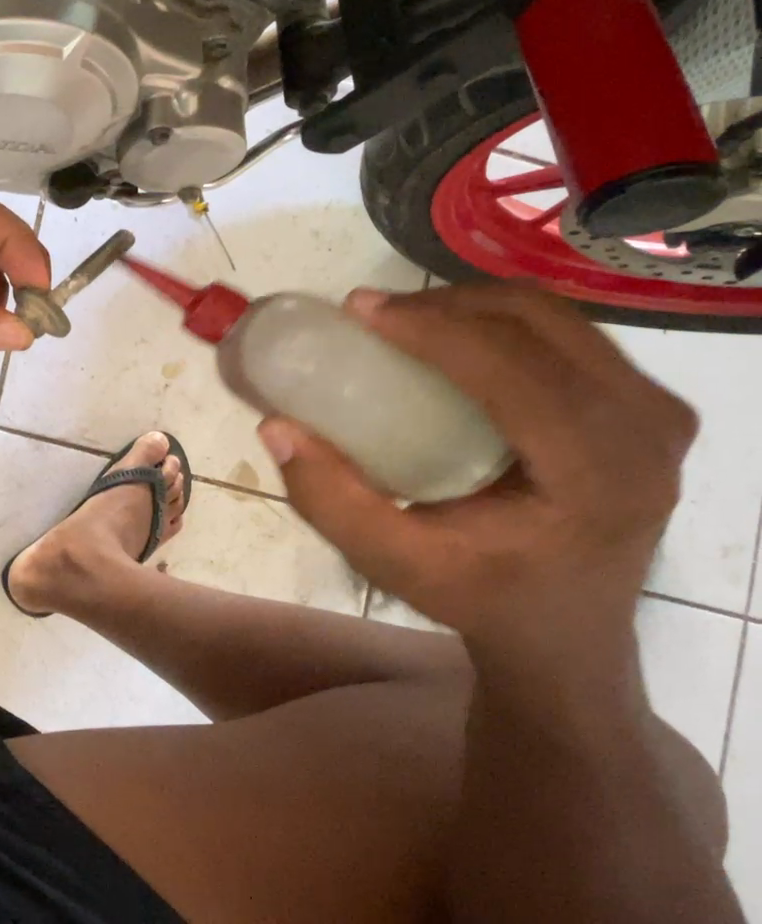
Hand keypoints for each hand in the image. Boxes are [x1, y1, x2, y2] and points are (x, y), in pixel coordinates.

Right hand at [259, 284, 695, 667]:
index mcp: (596, 475)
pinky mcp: (644, 403)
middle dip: (446, 305)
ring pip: (557, 319)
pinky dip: (498, 321)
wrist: (565, 628)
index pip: (516, 371)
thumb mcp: (392, 562)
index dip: (435, 328)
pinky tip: (447, 337)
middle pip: (541, 325)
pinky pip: (566, 333)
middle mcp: (645, 430)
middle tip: (372, 314)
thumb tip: (275, 425)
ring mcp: (656, 412)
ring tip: (401, 323)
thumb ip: (331, 500)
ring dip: (470, 307)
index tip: (360, 310)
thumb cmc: (479, 596)